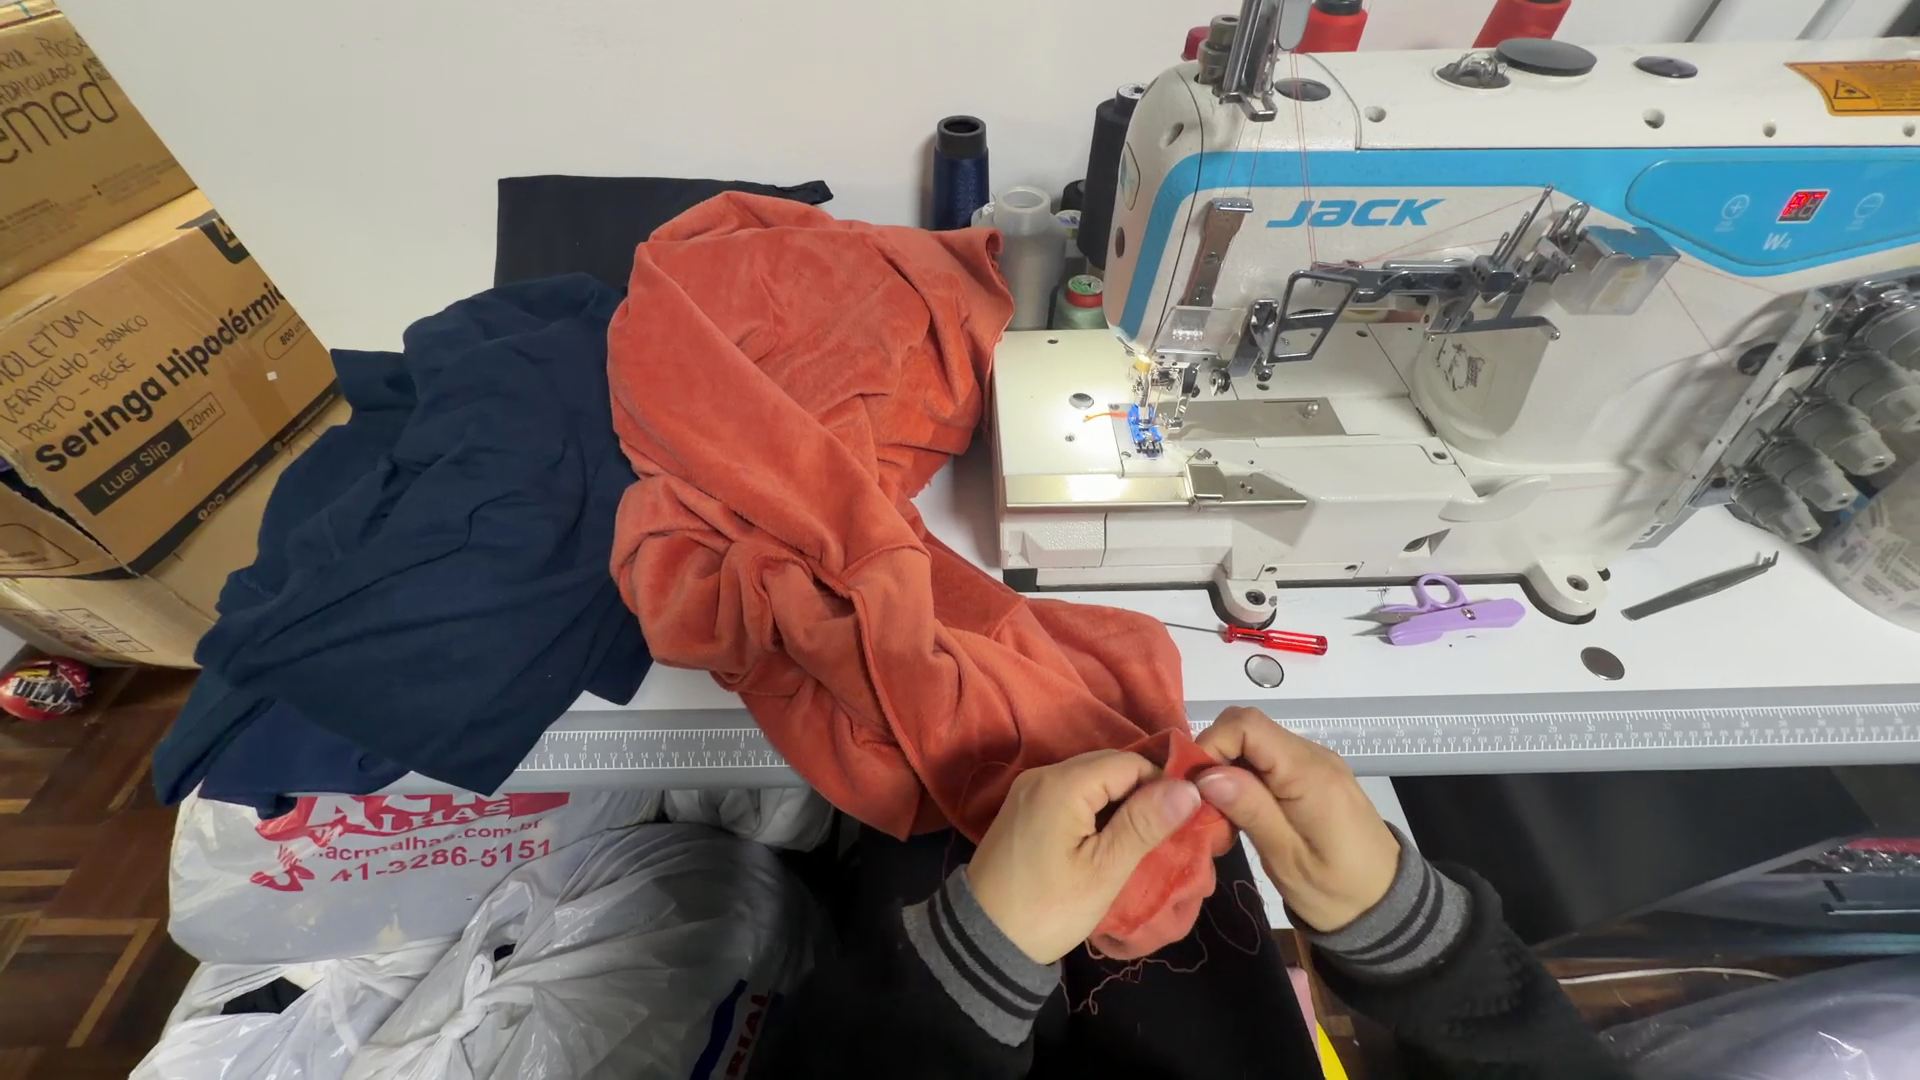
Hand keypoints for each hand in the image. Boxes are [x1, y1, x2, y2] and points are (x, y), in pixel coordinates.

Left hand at [967, 750, 1202, 964]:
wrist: (983, 938)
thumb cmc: (1049, 907)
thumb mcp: (1104, 870)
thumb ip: (1144, 824)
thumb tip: (1188, 787)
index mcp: (1061, 783)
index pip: (1127, 762)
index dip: (1160, 783)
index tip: (1183, 818)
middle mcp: (1042, 774)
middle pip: (1106, 765)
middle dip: (1141, 791)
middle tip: (1167, 830)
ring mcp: (1029, 789)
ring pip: (1089, 778)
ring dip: (1118, 799)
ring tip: (1143, 836)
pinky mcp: (1024, 807)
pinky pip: (1069, 792)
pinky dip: (1094, 807)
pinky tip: (1108, 836)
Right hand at [1194, 707, 1399, 932]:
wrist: (1391, 912)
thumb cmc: (1340, 893)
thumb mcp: (1289, 861)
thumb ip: (1251, 810)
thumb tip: (1207, 775)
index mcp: (1309, 774)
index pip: (1246, 725)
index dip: (1211, 744)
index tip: (1194, 784)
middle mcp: (1313, 756)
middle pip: (1246, 727)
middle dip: (1214, 755)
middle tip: (1200, 800)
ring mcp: (1314, 762)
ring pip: (1253, 740)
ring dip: (1226, 767)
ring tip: (1218, 811)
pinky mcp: (1311, 774)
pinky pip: (1266, 757)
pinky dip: (1243, 774)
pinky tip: (1239, 810)